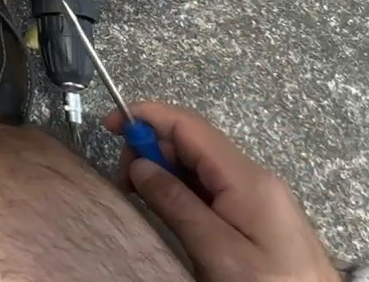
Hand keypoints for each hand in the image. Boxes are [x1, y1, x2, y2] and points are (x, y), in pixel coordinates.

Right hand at [107, 101, 338, 281]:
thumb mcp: (218, 253)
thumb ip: (175, 203)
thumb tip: (139, 164)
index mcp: (247, 178)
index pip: (187, 123)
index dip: (144, 116)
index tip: (108, 128)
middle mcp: (255, 178)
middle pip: (190, 141)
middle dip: (149, 149)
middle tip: (124, 182)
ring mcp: (260, 198)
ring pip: (197, 164)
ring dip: (162, 171)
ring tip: (141, 199)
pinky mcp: (260, 218)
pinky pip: (210, 186)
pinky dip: (180, 189)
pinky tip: (168, 210)